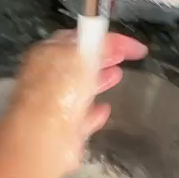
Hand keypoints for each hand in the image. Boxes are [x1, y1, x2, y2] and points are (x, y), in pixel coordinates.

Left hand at [6, 30, 147, 170]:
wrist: (43, 138)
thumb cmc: (59, 91)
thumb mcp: (82, 56)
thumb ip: (94, 44)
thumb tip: (101, 39)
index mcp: (48, 55)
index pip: (81, 39)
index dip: (109, 40)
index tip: (135, 48)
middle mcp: (47, 78)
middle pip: (78, 63)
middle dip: (102, 58)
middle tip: (123, 56)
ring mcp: (53, 106)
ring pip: (79, 89)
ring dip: (98, 81)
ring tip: (117, 76)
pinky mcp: (61, 131)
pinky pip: (80, 118)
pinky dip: (93, 113)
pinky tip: (104, 110)